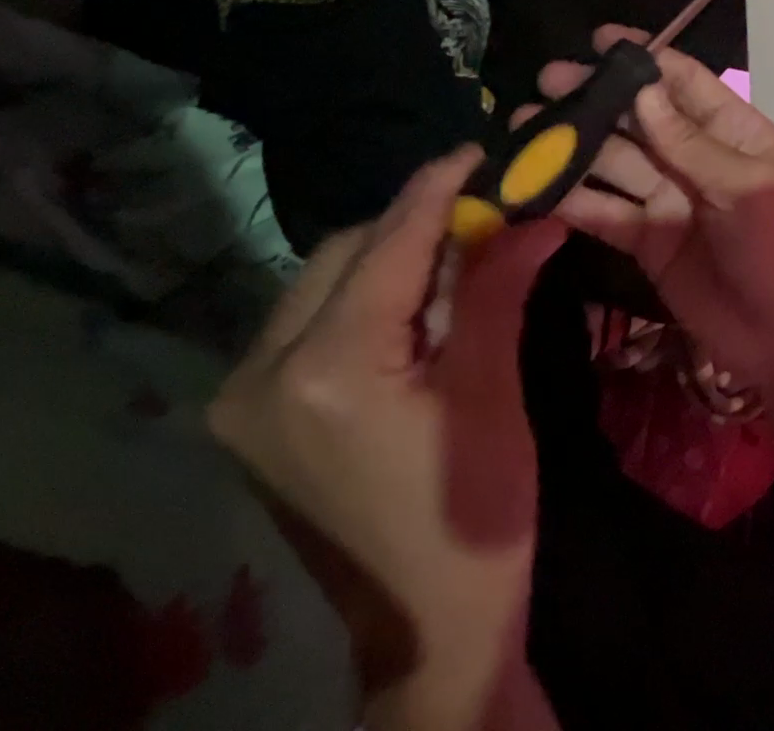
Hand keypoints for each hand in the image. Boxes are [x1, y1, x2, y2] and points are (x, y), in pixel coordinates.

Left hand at [208, 146, 566, 652]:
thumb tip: (534, 215)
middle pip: (342, 257)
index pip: (385, 245)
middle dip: (413, 224)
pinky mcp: (247, 419)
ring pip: (320, 287)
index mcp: (329, 370)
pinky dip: (363, 300)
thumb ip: (496, 291)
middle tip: (484, 209)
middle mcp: (259, 373)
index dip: (438, 189)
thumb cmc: (478, 513)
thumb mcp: (494, 394)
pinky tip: (411, 305)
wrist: (425, 624)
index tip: (482, 150)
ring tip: (457, 252)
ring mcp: (240, 399)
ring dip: (387, 259)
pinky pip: (308, 327)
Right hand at [521, 25, 773, 387]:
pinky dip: (572, 199)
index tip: (599, 40)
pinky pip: (604, 212)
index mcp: (736, 136)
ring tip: (522, 128)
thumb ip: (691, 144)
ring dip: (574, 146)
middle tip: (546, 82)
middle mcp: (697, 161)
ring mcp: (670, 201)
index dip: (646, 60)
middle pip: (640, 119)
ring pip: (615, 163)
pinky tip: (533, 184)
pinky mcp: (646, 241)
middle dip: (597, 99)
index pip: (687, 84)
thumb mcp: (747, 189)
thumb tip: (643, 90)